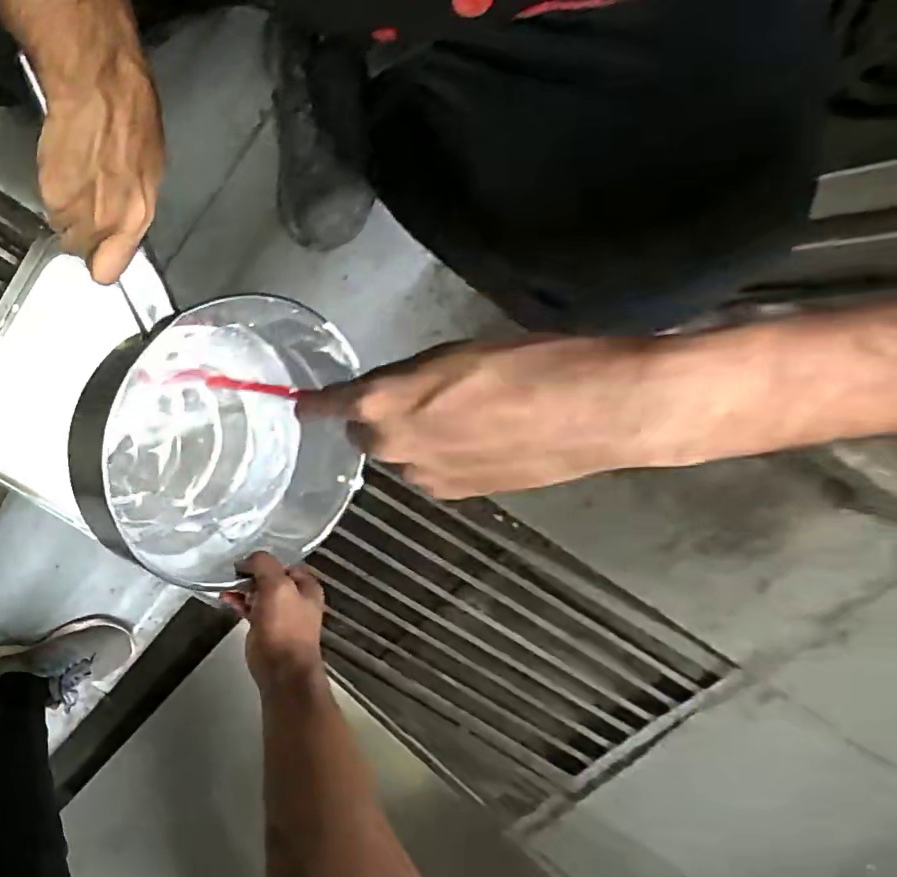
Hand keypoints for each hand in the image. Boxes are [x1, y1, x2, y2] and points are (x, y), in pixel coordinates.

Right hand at [36, 51, 162, 285]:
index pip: (113, 268)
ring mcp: (81, 214)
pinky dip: (53, 195)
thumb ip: (133, 201)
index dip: (103, 262)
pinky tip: (64, 168)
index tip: (100, 253)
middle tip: (83, 204)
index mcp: (140, 212)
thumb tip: (122, 218)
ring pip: (65, 234)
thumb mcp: (148, 161)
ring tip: (75, 179)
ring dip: (65, 215)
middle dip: (82, 236)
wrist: (97, 84)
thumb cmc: (128, 108)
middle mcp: (112, 221)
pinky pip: (51, 212)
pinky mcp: (55, 201)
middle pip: (85, 254)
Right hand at [220, 552, 325, 690]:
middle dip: (250, 574)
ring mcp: (278, 613)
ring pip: (256, 591)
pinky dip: (237, 601)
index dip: (265, 561)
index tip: (244, 562)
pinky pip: (248, 606)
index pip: (284, 564)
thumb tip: (248, 559)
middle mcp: (294, 598)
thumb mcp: (277, 586)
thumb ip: (264, 565)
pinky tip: (224, 598)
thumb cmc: (284, 625)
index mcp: (306, 587)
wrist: (281, 666)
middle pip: (269, 577)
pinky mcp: (263, 625)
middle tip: (232, 574)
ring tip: (224, 585)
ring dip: (240, 587)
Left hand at [297, 335, 685, 498]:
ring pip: (395, 455)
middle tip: (419, 403)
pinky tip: (477, 446)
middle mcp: (387, 443)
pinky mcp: (445, 493)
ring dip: (410, 441)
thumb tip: (379, 389)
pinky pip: (425, 472)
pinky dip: (437, 460)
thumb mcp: (455, 352)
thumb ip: (404, 376)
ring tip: (461, 423)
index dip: (315, 404)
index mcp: (381, 402)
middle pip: (364, 433)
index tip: (302, 406)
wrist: (605, 411)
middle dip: (379, 420)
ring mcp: (415, 472)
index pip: (328, 405)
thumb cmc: (534, 364)